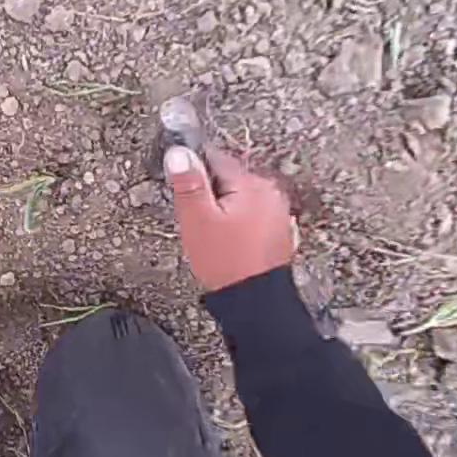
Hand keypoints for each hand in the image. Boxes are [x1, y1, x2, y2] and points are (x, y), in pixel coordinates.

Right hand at [165, 145, 295, 291]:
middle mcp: (270, 193)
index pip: (215, 159)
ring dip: (222, 209)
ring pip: (237, 197)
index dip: (194, 174)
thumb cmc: (227, 263)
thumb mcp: (198, 220)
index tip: (186, 192)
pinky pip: (248, 215)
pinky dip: (236, 223)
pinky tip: (227, 242)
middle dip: (209, 194)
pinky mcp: (276, 229)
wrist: (255, 302)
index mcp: (252, 185)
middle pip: (228, 178)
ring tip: (213, 234)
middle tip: (198, 220)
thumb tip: (179, 153)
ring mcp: (276, 212)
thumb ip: (189, 184)